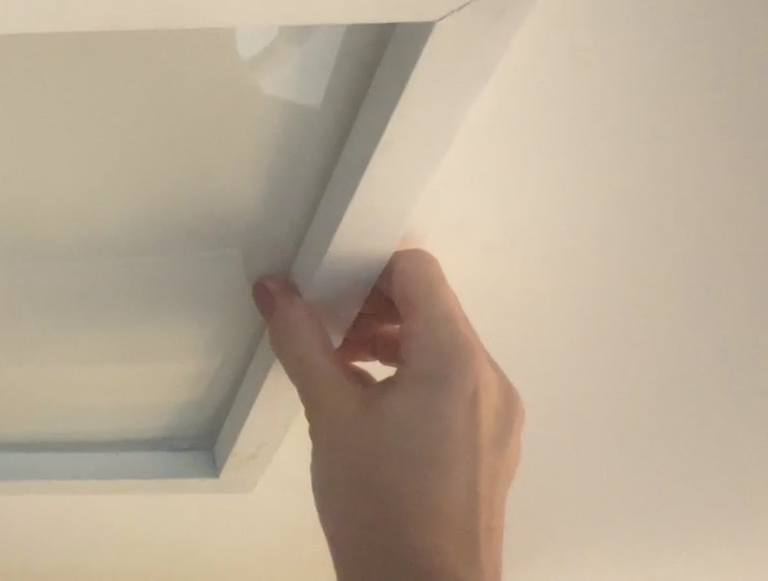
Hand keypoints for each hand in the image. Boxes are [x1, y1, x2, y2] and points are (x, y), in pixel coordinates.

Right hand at [254, 250, 522, 580]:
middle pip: (429, 305)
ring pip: (437, 343)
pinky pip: (447, 381)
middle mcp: (489, 380)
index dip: (368, 265)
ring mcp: (495, 416)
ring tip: (334, 364)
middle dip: (370, 304)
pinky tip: (362, 401)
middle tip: (320, 326)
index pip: (418, 271)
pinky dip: (404, 372)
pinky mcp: (488, 444)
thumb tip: (272, 286)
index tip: (324, 284)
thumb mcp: (329, 412)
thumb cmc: (379, 502)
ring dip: (384, 338)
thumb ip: (299, 338)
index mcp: (457, 361)